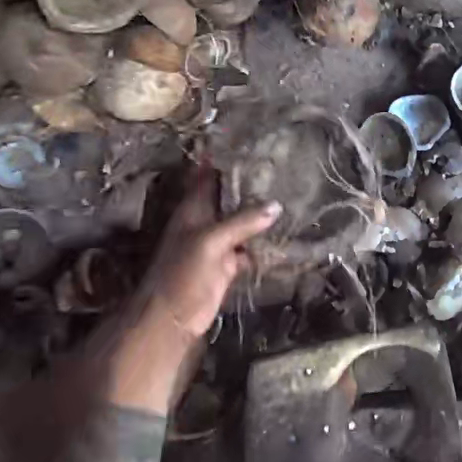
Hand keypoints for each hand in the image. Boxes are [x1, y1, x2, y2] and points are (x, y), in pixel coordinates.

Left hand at [137, 167, 279, 337]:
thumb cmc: (182, 273)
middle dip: (250, 184)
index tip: (250, 143)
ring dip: (260, 213)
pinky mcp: (227, 264)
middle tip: (280, 167)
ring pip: (241, 221)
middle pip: (229, 197)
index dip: (225, 159)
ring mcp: (217, 243)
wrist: (172, 318)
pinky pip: (249, 247)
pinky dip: (263, 242)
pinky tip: (284, 234)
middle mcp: (206, 221)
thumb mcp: (212, 241)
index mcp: (194, 208)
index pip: (209, 175)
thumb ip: (243, 222)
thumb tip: (276, 205)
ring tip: (289, 194)